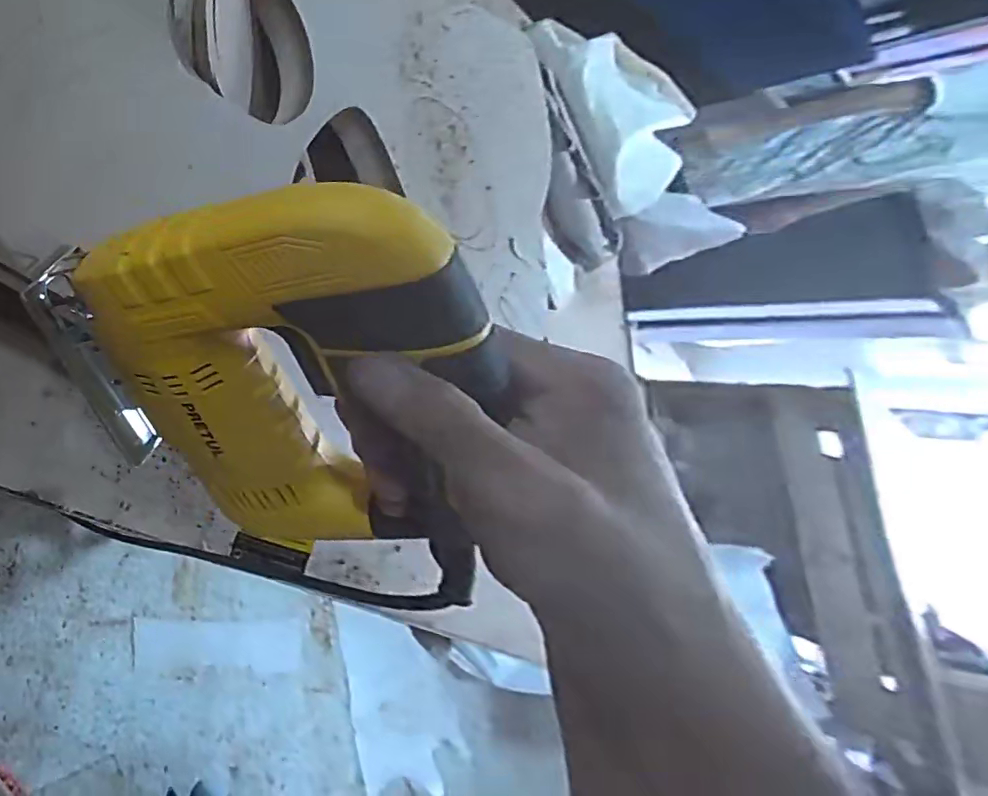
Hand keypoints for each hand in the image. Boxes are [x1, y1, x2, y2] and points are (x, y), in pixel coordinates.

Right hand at [340, 330, 710, 615]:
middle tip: (373, 460)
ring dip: (403, 451)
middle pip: (444, 380)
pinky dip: (424, 474)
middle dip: (396, 419)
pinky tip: (406, 503)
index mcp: (570, 377)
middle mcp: (557, 395)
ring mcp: (545, 437)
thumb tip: (361, 361)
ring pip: (442, 418)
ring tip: (389, 492)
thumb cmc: (588, 561)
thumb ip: (432, 413)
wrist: (654, 670)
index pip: (459, 339)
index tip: (355, 404)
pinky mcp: (530, 475)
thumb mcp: (504, 481)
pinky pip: (456, 452)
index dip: (399, 364)